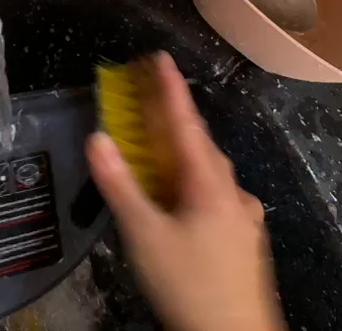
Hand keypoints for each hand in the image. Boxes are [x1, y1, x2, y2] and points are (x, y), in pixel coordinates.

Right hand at [86, 52, 287, 330]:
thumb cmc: (190, 284)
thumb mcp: (144, 234)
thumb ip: (119, 183)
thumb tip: (96, 136)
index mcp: (209, 183)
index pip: (185, 123)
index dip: (171, 89)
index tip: (160, 57)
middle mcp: (232, 193)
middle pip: (200, 143)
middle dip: (174, 116)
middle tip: (148, 96)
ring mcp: (243, 218)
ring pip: (211, 170)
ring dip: (183, 148)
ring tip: (159, 142)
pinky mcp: (245, 241)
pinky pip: (217, 192)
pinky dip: (194, 177)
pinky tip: (185, 193)